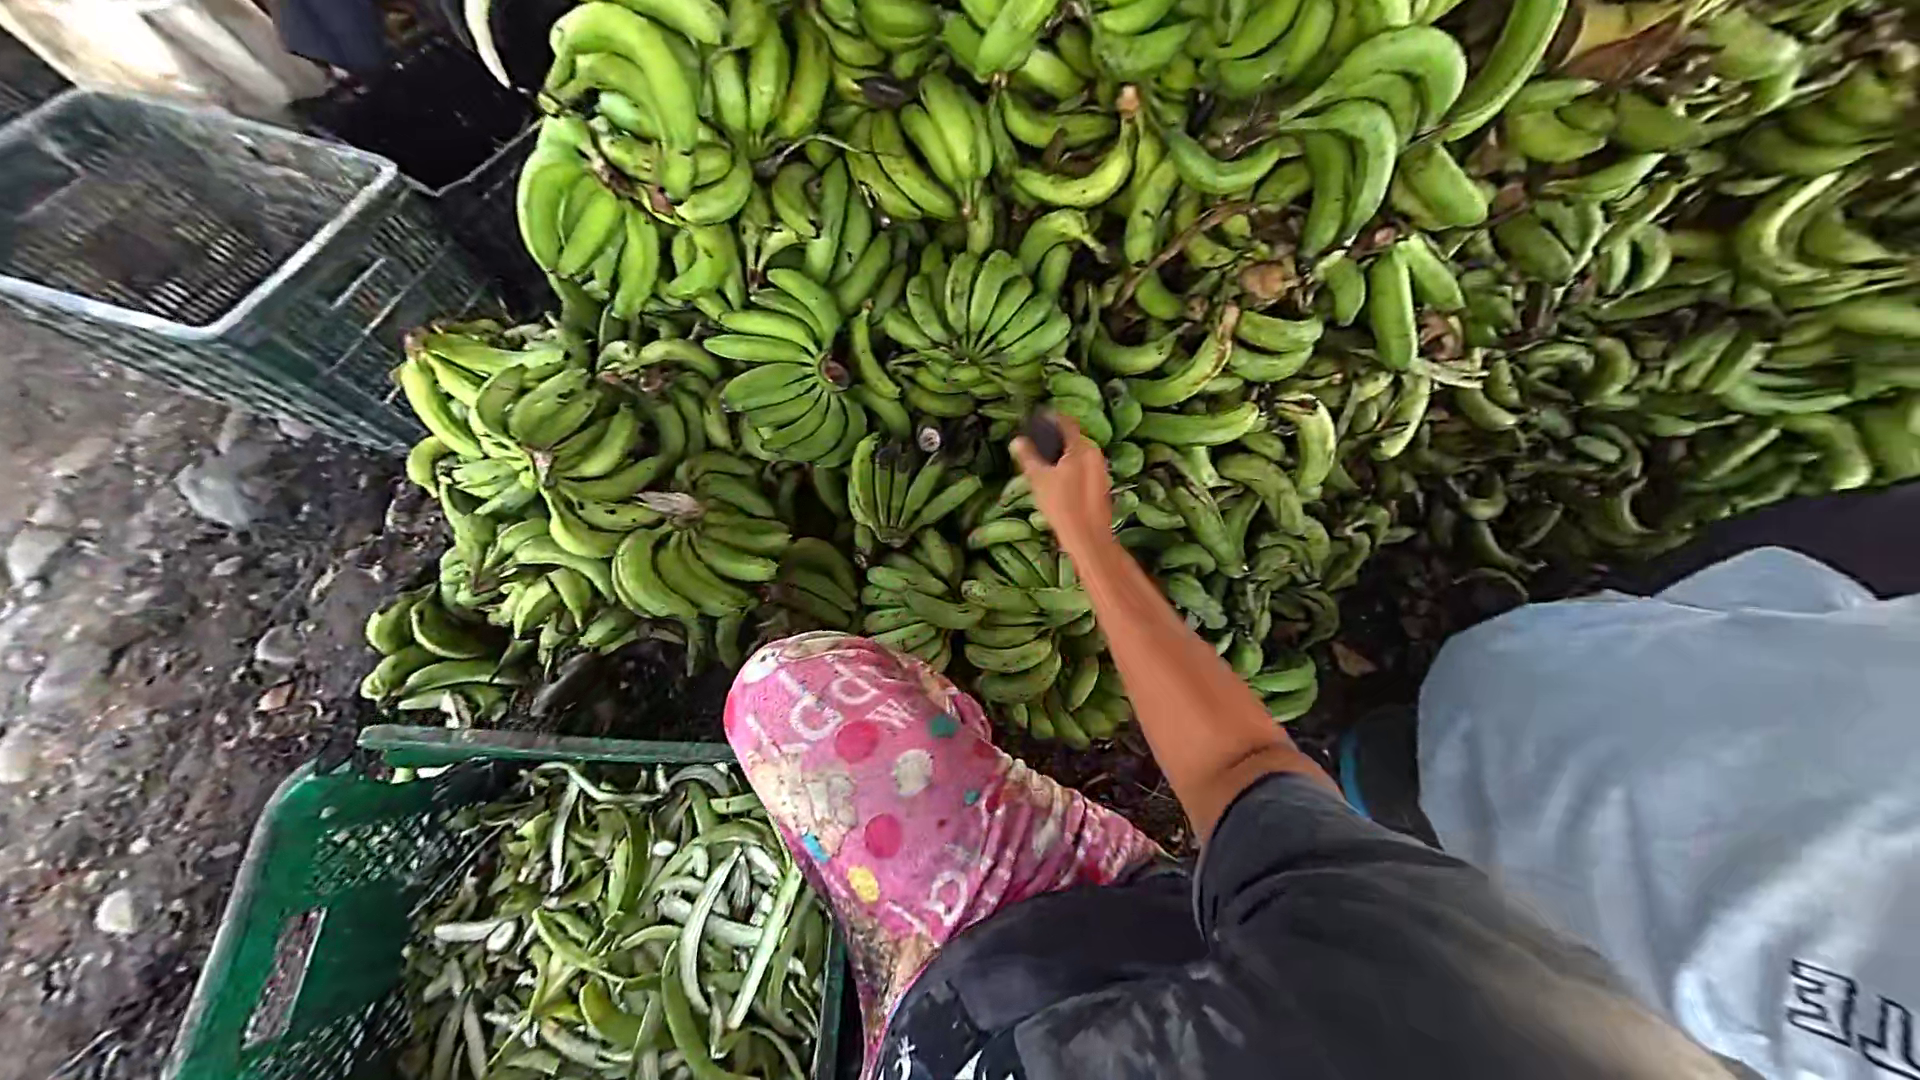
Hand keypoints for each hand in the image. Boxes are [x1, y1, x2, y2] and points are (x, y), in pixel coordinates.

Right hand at [1011, 413, 1110, 551]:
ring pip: (1079, 455)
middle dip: (1054, 441)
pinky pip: (1084, 468)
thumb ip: (1027, 457)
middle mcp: (1095, 454)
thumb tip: (1017, 440)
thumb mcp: (1038, 479)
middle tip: (1035, 447)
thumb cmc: (1062, 506)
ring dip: (1063, 456)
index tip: (1035, 421)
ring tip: (1044, 465)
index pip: (1066, 422)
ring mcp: (1101, 470)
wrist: (1088, 537)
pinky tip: (1059, 482)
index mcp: (1082, 448)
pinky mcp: (1103, 485)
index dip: (1049, 419)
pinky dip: (1072, 469)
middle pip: (1073, 439)